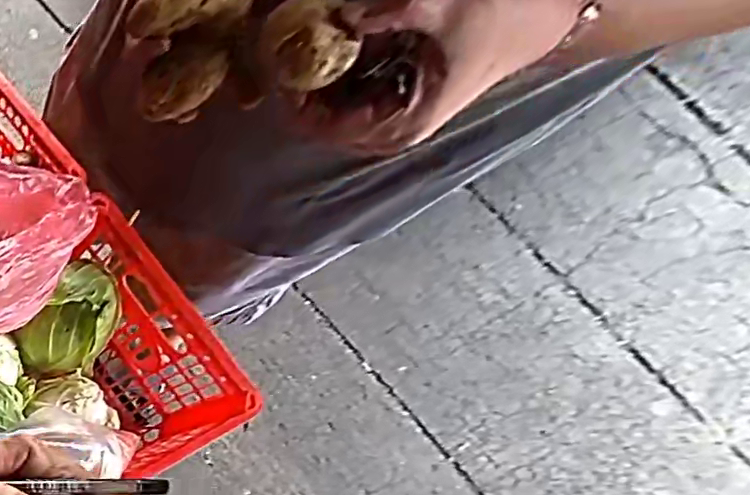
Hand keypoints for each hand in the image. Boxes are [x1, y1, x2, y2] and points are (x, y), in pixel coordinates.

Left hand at [290, 0, 581, 155]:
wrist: (559, 10)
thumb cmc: (511, 13)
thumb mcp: (448, 8)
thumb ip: (393, 11)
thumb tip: (343, 13)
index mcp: (393, 130)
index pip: (320, 127)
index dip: (296, 100)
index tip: (284, 68)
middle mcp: (382, 134)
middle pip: (321, 116)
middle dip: (307, 82)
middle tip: (292, 46)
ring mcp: (386, 117)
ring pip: (333, 100)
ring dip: (321, 71)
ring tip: (310, 39)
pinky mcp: (392, 97)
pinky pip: (351, 86)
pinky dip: (342, 64)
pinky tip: (340, 38)